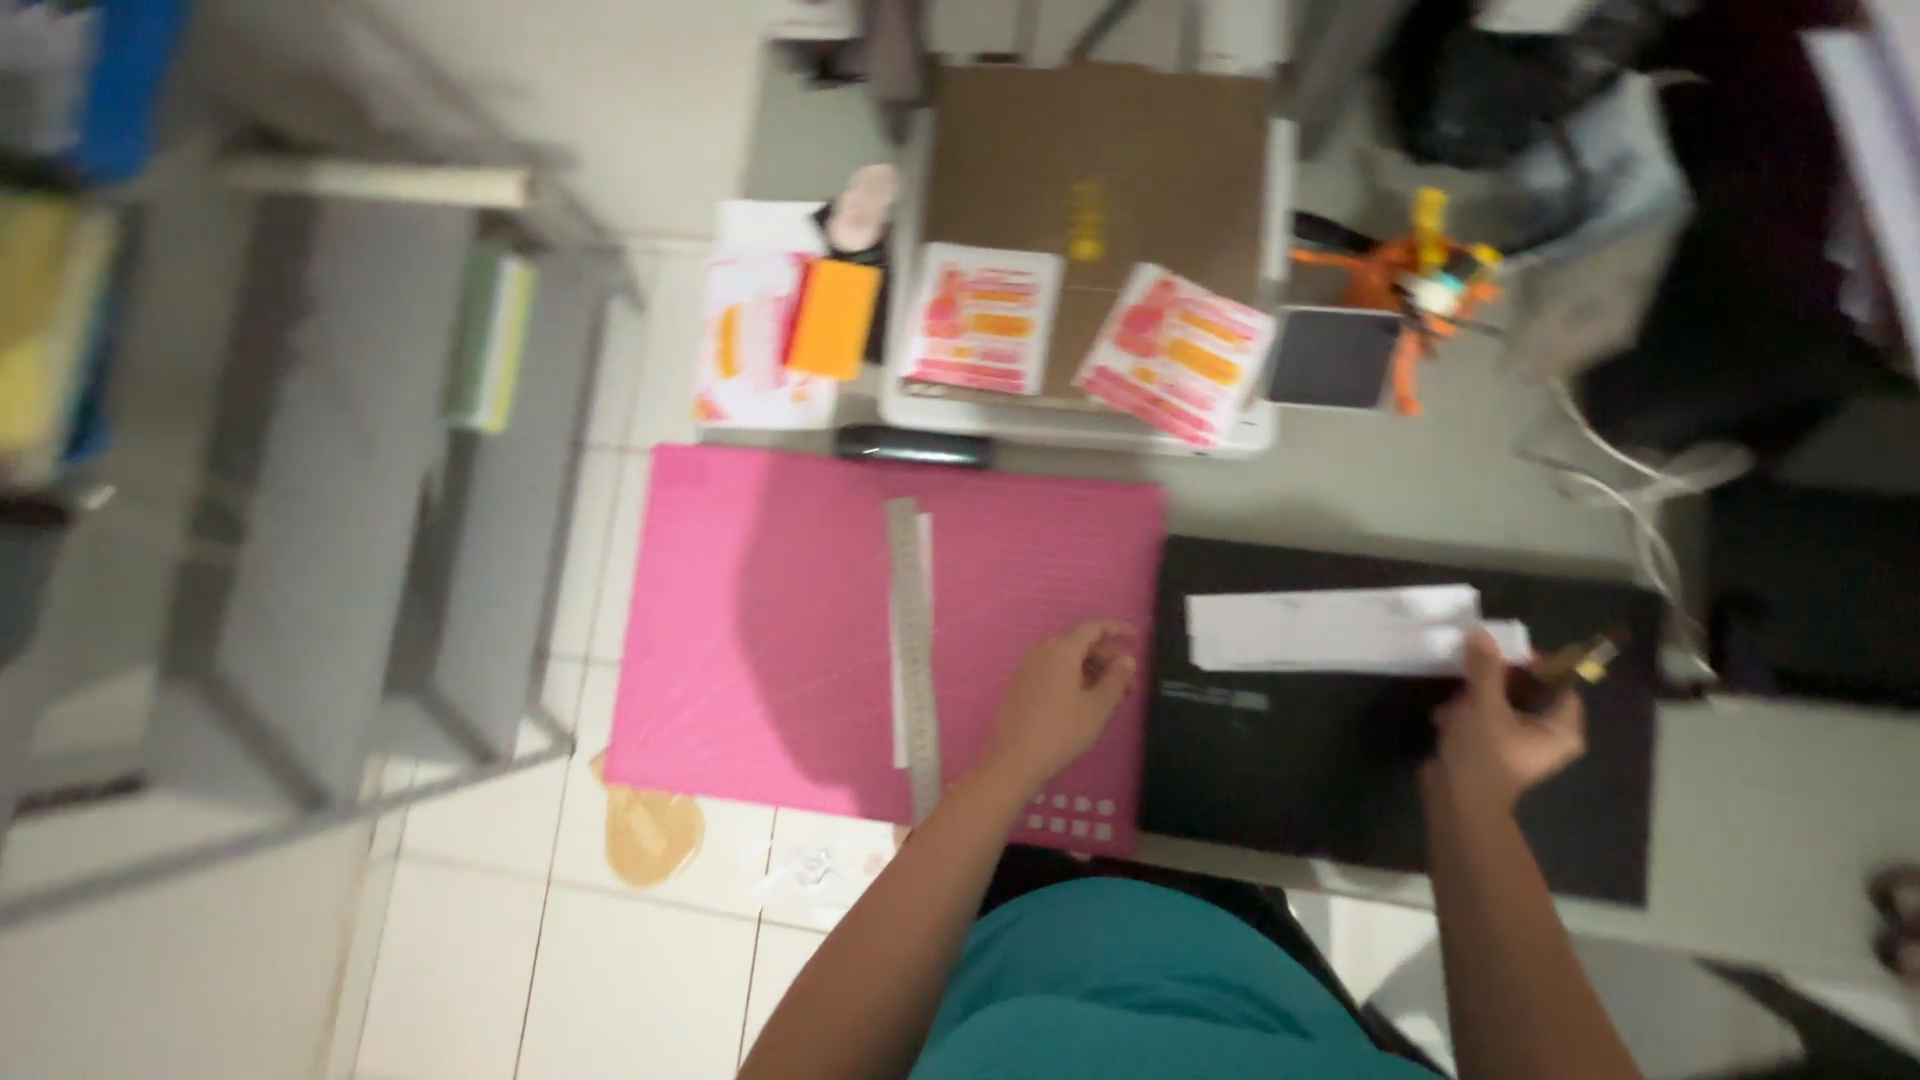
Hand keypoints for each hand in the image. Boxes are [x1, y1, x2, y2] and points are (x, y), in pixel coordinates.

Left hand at [976, 620, 1139, 796]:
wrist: (1014, 760)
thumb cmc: (1062, 731)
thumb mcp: (1098, 707)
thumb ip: (1116, 679)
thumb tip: (1126, 659)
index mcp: (1061, 650)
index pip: (1092, 627)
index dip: (1116, 628)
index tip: (1136, 637)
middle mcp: (1041, 652)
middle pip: (1080, 644)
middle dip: (1107, 659)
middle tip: (1130, 685)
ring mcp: (1027, 669)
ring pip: (1066, 660)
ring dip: (1092, 671)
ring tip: (1111, 697)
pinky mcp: (1020, 687)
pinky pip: (1052, 672)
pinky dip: (1073, 679)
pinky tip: (1084, 702)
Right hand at [1425, 629, 1585, 813]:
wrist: (1456, 799)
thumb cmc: (1483, 753)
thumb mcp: (1483, 705)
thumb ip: (1484, 669)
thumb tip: (1481, 633)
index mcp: (1561, 729)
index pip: (1560, 685)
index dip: (1537, 665)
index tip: (1504, 650)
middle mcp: (1547, 737)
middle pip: (1528, 693)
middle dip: (1495, 680)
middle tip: (1472, 667)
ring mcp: (1519, 746)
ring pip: (1502, 705)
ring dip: (1474, 696)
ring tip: (1453, 696)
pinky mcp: (1493, 751)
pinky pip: (1486, 721)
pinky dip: (1466, 714)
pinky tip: (1444, 716)